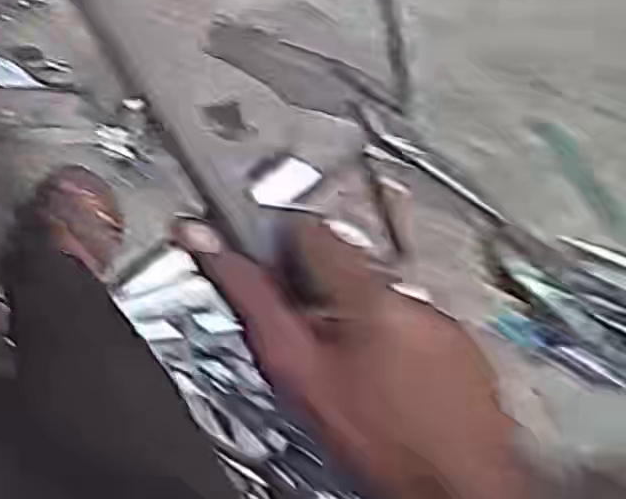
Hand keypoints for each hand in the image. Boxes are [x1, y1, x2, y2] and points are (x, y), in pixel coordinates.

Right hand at [177, 215, 527, 498]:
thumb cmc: (373, 437)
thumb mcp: (288, 358)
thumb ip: (244, 289)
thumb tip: (199, 237)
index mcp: (373, 296)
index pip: (307, 230)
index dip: (269, 242)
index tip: (251, 261)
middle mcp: (419, 305)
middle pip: (336, 262)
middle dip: (302, 284)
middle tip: (284, 322)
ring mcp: (450, 334)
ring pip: (368, 293)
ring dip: (337, 309)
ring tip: (321, 351)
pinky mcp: (467, 359)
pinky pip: (403, 321)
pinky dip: (373, 333)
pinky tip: (360, 369)